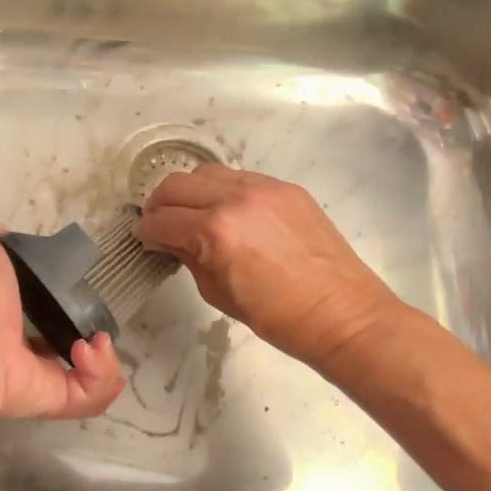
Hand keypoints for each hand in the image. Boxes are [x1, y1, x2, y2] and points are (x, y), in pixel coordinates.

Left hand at [0, 218, 124, 419]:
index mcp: (3, 326)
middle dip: (93, 347)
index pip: (40, 327)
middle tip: (100, 335)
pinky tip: (91, 353)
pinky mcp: (51, 402)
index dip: (64, 317)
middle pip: (68, 360)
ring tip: (97, 343)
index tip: (81, 304)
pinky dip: (99, 376)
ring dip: (102, 362)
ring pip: (85, 383)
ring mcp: (37, 384)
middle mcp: (19, 359)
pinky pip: (88, 398)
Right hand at [136, 167, 408, 367]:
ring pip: (206, 173)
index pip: (162, 220)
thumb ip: (189, 258)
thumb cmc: (278, 318)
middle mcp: (234, 200)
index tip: (145, 239)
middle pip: (176, 185)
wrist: (344, 315)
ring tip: (194, 213)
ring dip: (190, 191)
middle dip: (160, 204)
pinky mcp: (286, 188)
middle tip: (162, 223)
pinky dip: (224, 190)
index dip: (146, 231)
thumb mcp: (217, 293)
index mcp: (214, 232)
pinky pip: (240, 178)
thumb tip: (171, 240)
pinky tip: (231, 213)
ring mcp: (263, 189)